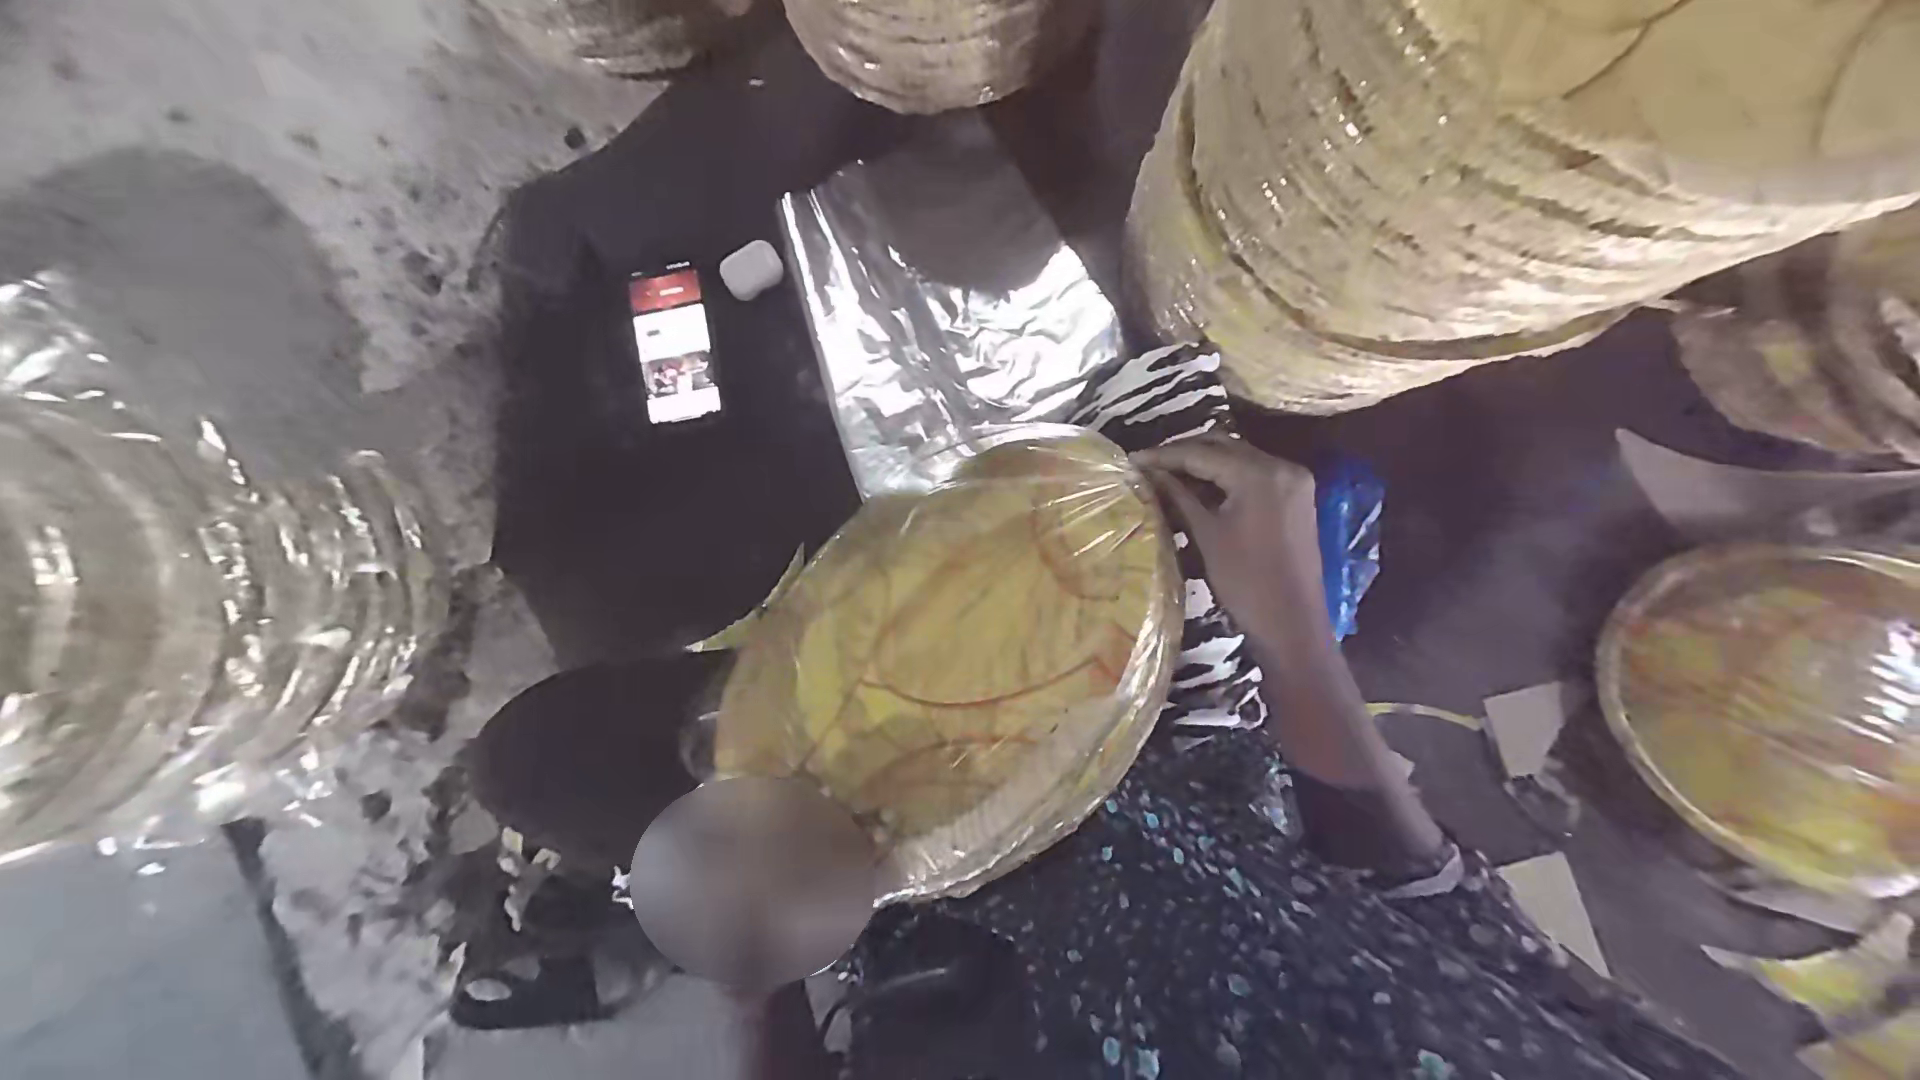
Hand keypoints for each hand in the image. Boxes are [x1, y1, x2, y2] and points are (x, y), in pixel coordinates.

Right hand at [1133, 434, 1327, 648]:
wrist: (1291, 623)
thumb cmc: (1244, 581)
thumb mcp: (1205, 535)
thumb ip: (1177, 496)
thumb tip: (1147, 474)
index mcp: (1259, 474)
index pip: (1201, 453)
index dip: (1163, 456)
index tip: (1131, 460)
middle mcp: (1281, 466)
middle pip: (1222, 446)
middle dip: (1182, 453)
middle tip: (1147, 465)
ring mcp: (1292, 481)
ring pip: (1237, 458)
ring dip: (1202, 463)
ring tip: (1165, 476)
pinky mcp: (1295, 496)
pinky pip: (1252, 474)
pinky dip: (1223, 477)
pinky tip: (1196, 489)